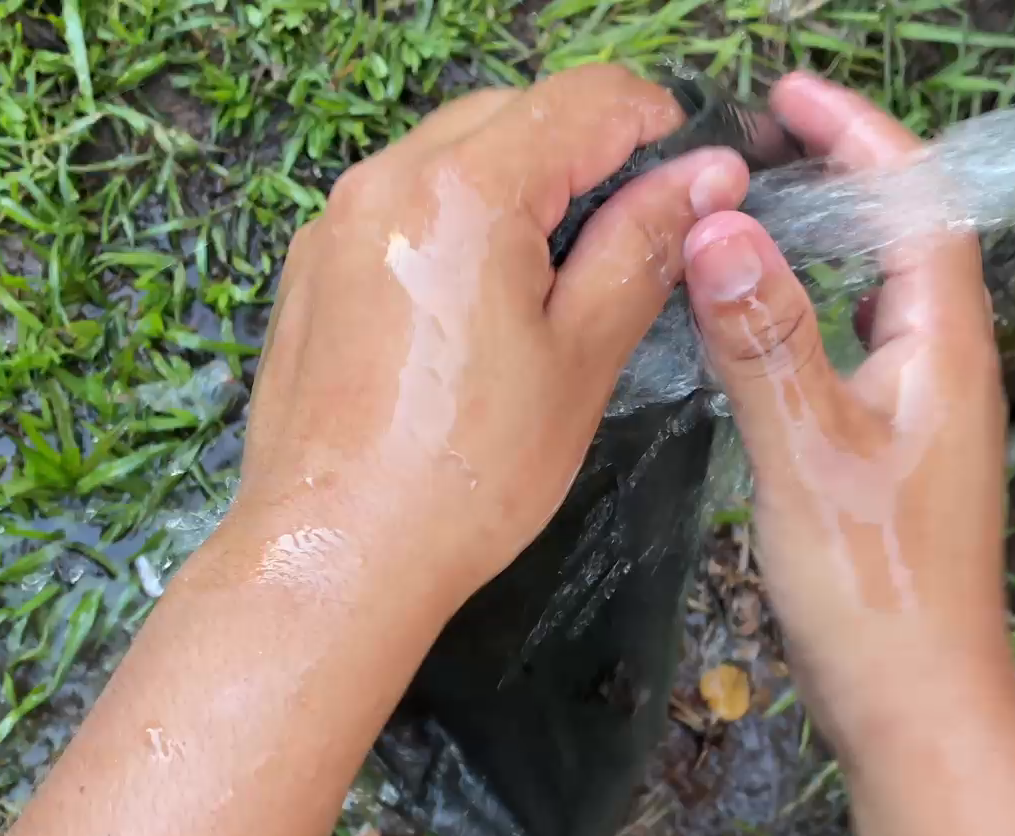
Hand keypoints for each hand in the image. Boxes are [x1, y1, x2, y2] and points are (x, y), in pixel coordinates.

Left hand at [226, 65, 749, 611]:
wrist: (337, 556)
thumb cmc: (471, 475)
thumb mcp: (579, 362)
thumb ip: (640, 250)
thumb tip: (704, 178)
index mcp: (463, 193)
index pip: (584, 100)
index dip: (654, 124)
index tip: (692, 175)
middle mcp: (383, 183)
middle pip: (509, 119)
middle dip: (581, 156)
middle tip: (621, 239)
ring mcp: (333, 227)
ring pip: (448, 161)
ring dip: (514, 190)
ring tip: (546, 281)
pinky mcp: (310, 274)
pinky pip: (399, 212)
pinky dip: (452, 226)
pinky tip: (470, 305)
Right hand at [684, 74, 1011, 740]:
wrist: (906, 697)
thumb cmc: (869, 583)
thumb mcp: (806, 452)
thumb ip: (765, 341)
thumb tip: (719, 228)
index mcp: (941, 347)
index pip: (916, 201)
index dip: (857, 134)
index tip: (787, 95)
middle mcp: (939, 366)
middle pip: (900, 238)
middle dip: (838, 177)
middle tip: (755, 152)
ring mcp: (912, 412)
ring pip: (870, 297)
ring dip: (819, 245)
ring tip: (748, 221)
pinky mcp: (881, 450)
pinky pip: (844, 349)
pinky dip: (802, 314)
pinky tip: (757, 330)